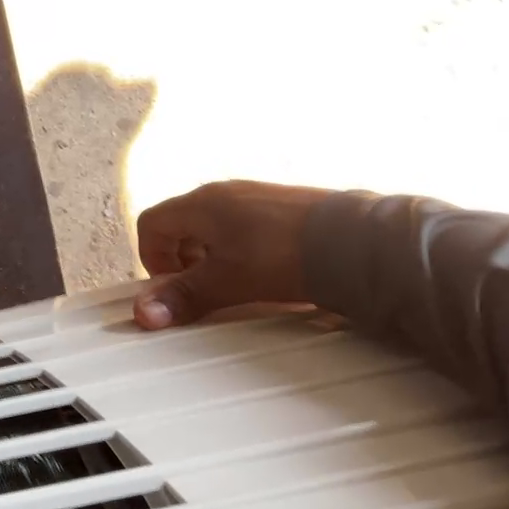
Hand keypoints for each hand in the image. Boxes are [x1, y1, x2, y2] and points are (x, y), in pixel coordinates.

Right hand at [133, 181, 331, 329]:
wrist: (368, 242)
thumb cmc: (283, 257)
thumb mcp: (228, 282)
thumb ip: (184, 296)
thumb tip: (141, 315)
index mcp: (198, 204)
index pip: (151, 224)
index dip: (152, 256)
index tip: (174, 285)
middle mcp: (223, 192)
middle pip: (183, 225)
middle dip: (186, 260)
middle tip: (206, 288)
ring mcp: (260, 194)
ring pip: (219, 226)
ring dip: (218, 256)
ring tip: (242, 283)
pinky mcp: (292, 203)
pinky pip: (252, 225)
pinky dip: (249, 249)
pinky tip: (275, 271)